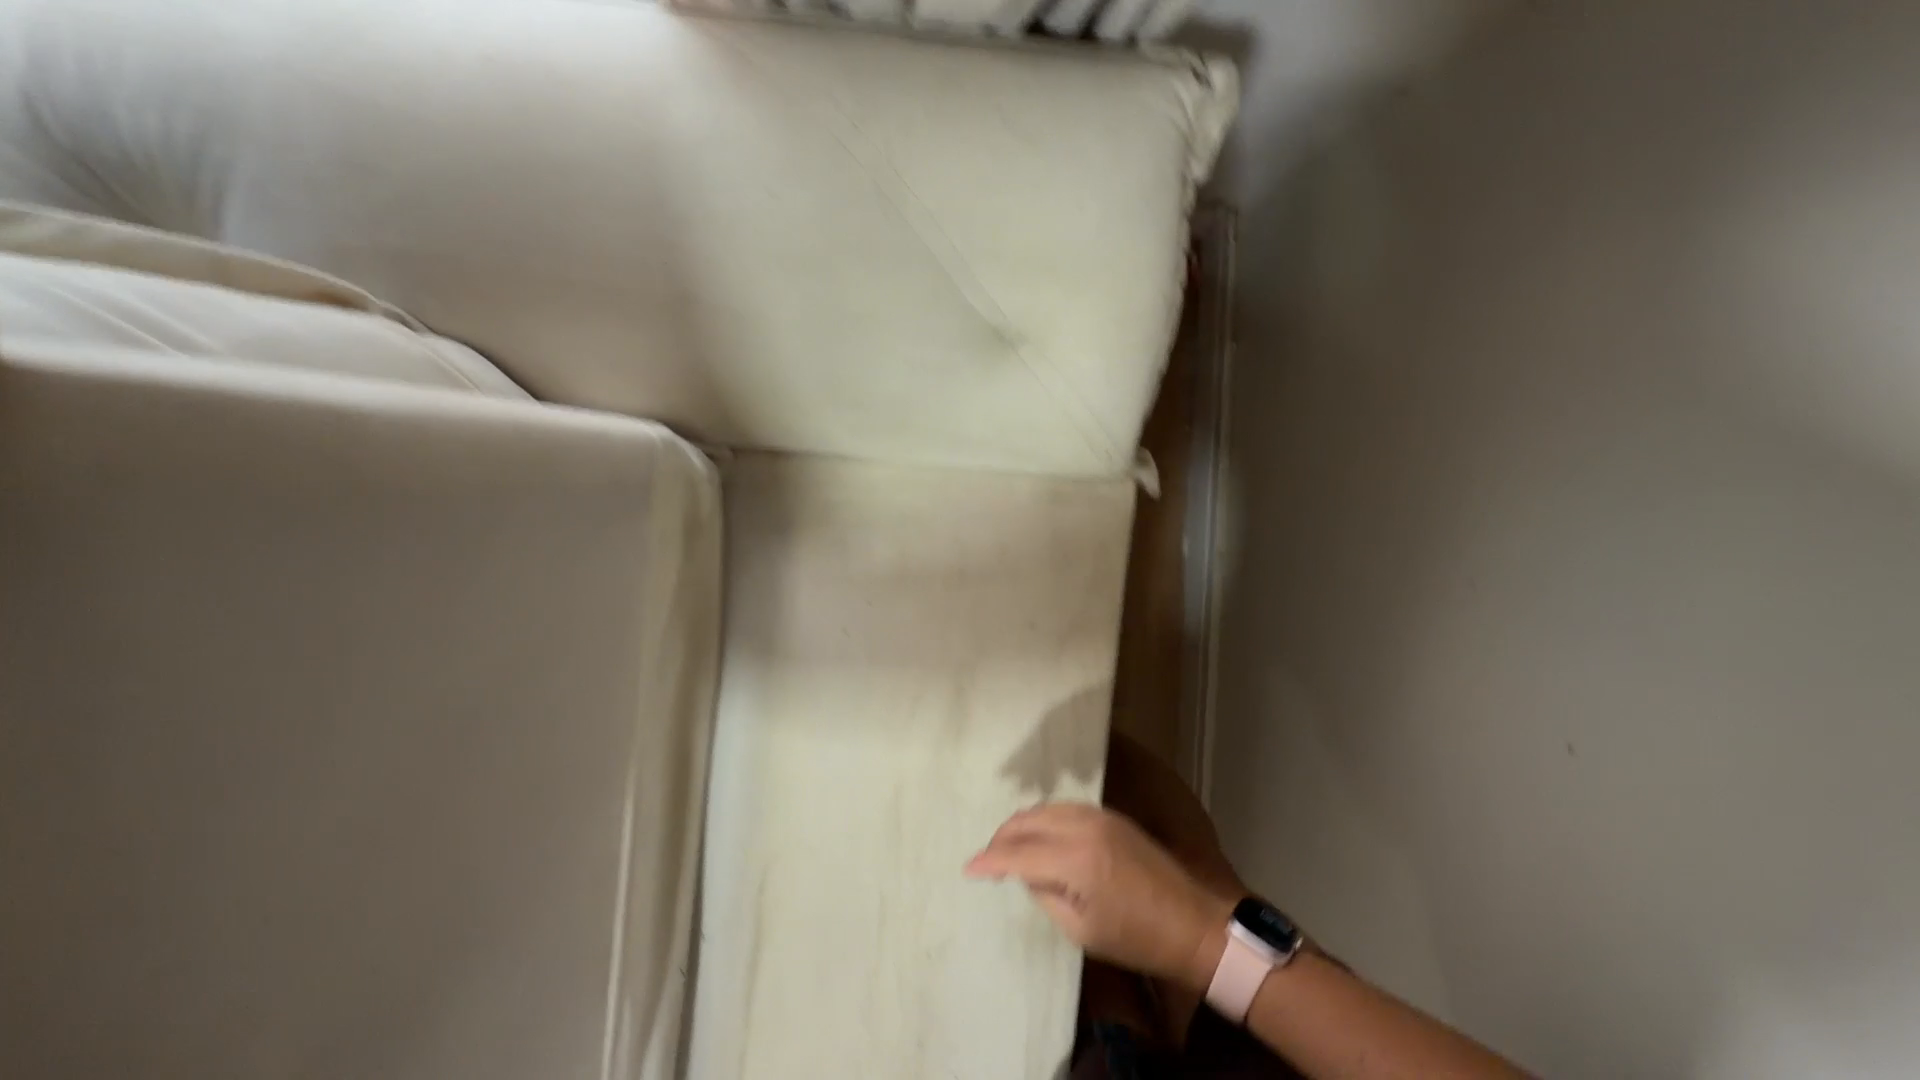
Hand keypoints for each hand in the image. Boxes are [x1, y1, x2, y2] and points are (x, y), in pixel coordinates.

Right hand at [964, 802, 1237, 990]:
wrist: (1194, 923)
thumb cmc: (1137, 938)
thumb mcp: (1081, 929)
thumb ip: (1045, 894)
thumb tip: (1026, 872)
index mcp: (1076, 860)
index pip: (1018, 853)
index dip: (989, 861)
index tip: (967, 870)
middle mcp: (1085, 827)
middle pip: (1028, 820)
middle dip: (1002, 838)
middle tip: (987, 860)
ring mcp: (1102, 817)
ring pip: (1046, 809)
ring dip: (1023, 825)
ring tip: (1009, 847)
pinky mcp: (1113, 817)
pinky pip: (1066, 809)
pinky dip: (1045, 819)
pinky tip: (1041, 836)